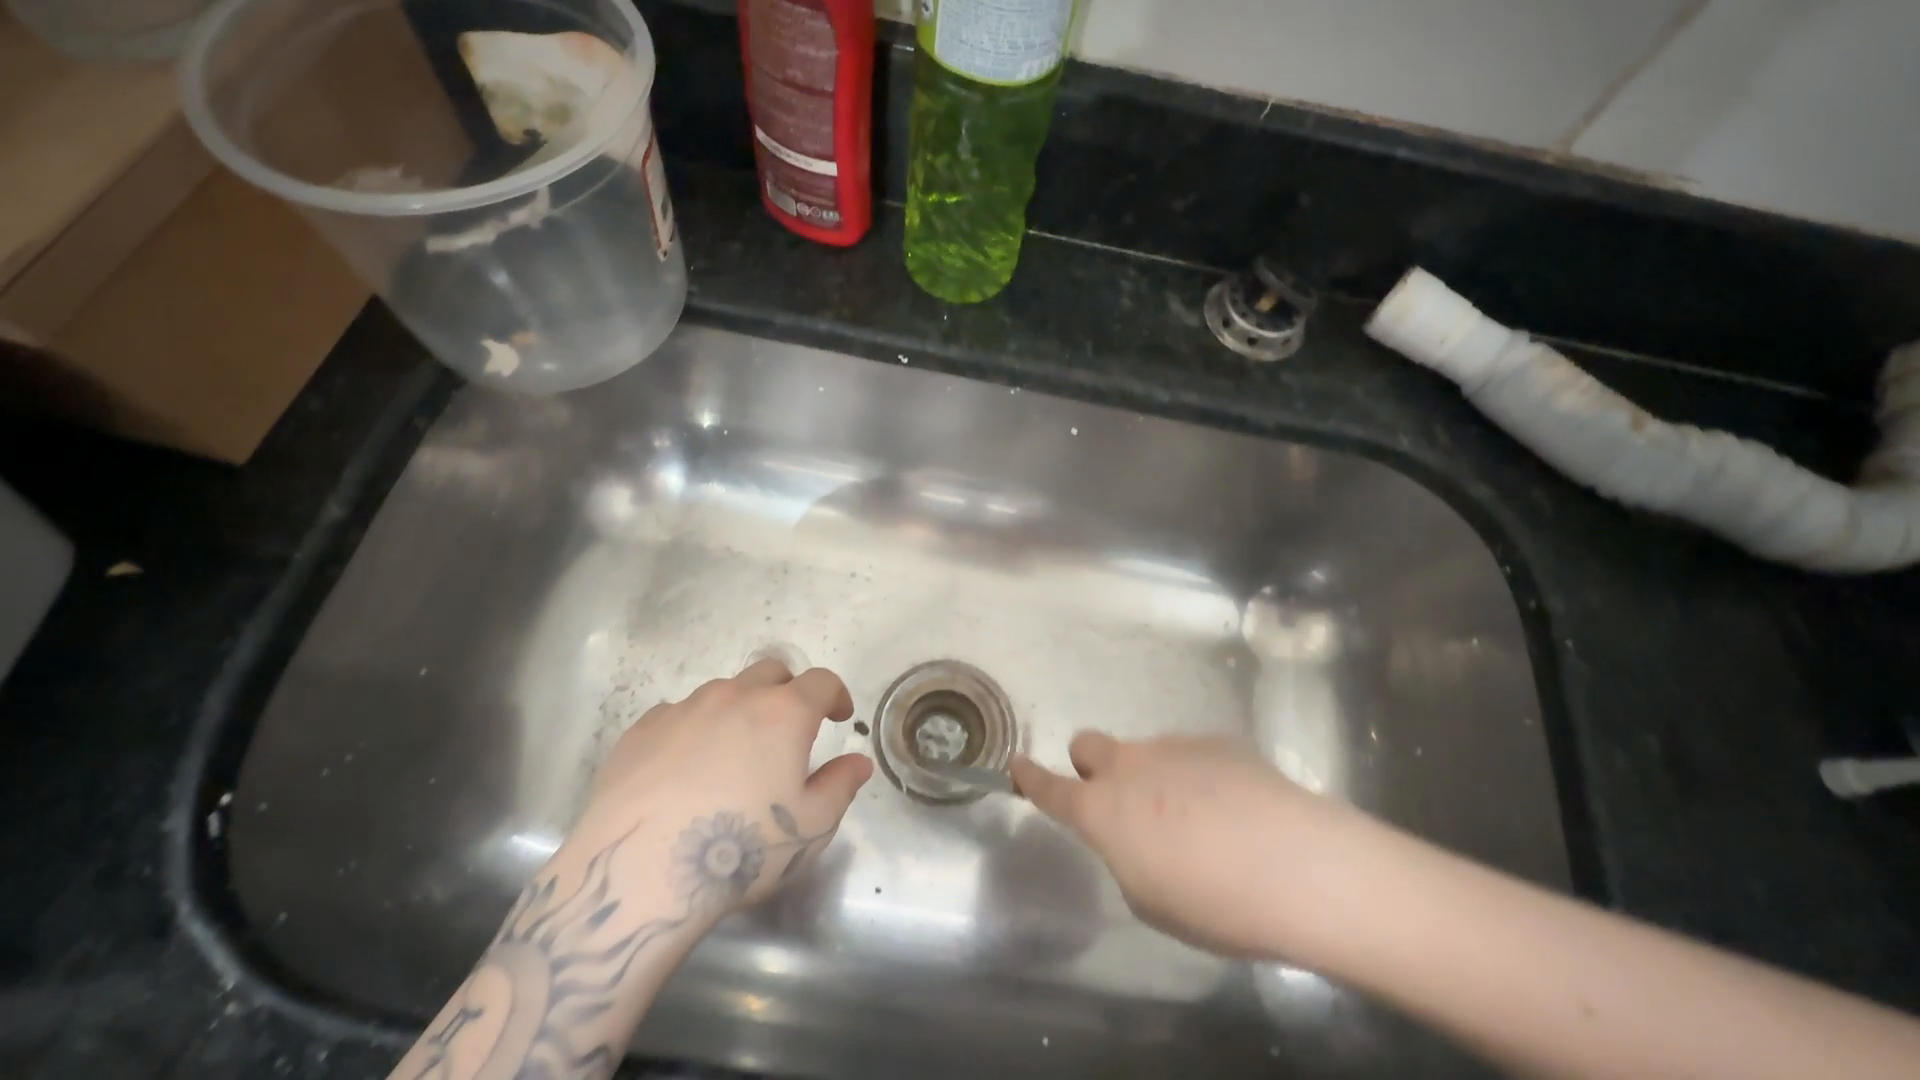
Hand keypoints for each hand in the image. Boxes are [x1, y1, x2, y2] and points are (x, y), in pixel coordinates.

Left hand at [563, 658, 873, 926]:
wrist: (639, 870)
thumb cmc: (741, 848)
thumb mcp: (811, 827)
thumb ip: (840, 786)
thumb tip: (857, 762)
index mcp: (783, 713)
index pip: (821, 681)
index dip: (836, 695)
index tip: (838, 718)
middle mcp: (734, 697)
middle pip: (771, 671)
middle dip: (789, 691)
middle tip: (790, 730)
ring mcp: (683, 708)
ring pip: (723, 690)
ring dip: (740, 709)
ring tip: (734, 755)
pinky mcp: (641, 729)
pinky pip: (679, 714)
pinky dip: (695, 729)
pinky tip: (687, 769)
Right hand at [1011, 732, 1344, 960]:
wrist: (1297, 866)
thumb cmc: (1213, 903)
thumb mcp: (1149, 898)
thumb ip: (1127, 856)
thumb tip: (1139, 836)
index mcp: (1102, 811)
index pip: (1049, 788)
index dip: (1029, 778)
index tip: (1017, 764)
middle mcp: (1130, 768)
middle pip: (1087, 744)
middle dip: (1091, 766)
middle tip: (1122, 800)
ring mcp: (1175, 747)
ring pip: (1147, 753)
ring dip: (1156, 778)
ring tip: (1204, 822)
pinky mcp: (1219, 742)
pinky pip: (1191, 755)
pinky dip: (1199, 777)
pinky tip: (1236, 810)